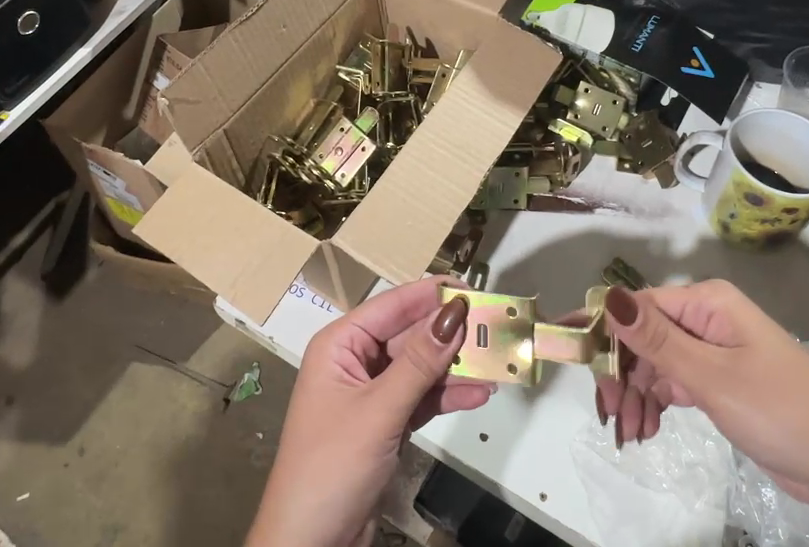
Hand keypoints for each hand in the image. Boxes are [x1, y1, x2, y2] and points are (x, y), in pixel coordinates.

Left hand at [245, 277, 492, 546]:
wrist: (311, 543)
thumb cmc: (330, 468)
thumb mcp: (378, 411)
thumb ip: (419, 362)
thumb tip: (454, 314)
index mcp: (340, 345)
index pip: (391, 306)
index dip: (431, 294)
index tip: (473, 287)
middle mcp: (355, 361)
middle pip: (410, 335)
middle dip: (450, 332)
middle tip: (495, 325)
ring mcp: (372, 393)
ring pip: (420, 366)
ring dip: (455, 365)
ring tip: (497, 360)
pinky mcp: (386, 423)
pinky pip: (422, 397)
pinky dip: (448, 395)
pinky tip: (480, 392)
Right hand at [596, 282, 808, 538]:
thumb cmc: (780, 411)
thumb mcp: (711, 377)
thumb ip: (656, 339)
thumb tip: (608, 298)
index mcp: (708, 302)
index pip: (638, 305)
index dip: (604, 331)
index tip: (571, 359)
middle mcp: (708, 317)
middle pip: (643, 335)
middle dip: (622, 372)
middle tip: (612, 414)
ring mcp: (715, 349)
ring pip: (655, 362)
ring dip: (638, 394)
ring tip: (631, 432)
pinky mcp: (721, 380)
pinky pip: (674, 381)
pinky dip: (658, 402)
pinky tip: (648, 428)